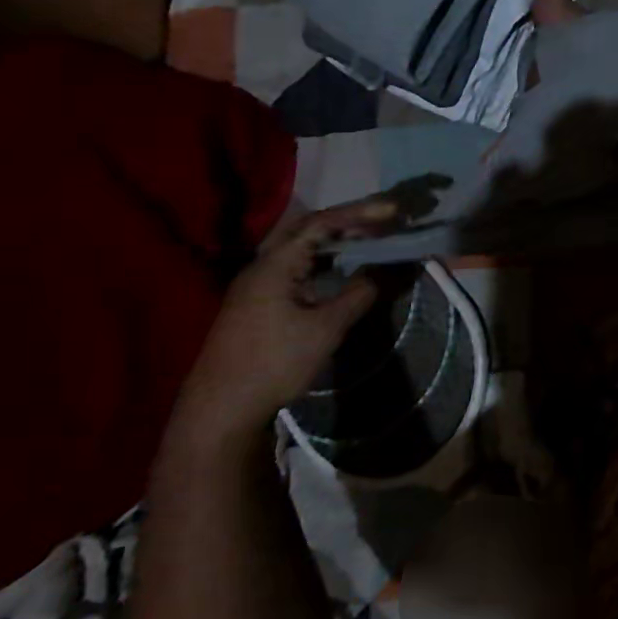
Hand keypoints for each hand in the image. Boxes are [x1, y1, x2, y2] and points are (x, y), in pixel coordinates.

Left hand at [172, 200, 398, 444]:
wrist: (223, 407)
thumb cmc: (276, 361)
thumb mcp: (327, 327)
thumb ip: (361, 292)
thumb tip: (389, 267)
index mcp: (274, 266)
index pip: (320, 224)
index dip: (360, 213)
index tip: (395, 211)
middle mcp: (262, 267)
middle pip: (306, 229)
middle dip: (347, 219)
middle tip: (385, 220)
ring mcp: (258, 284)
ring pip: (301, 247)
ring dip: (337, 238)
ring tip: (373, 238)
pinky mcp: (261, 301)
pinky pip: (298, 265)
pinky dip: (326, 257)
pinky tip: (346, 266)